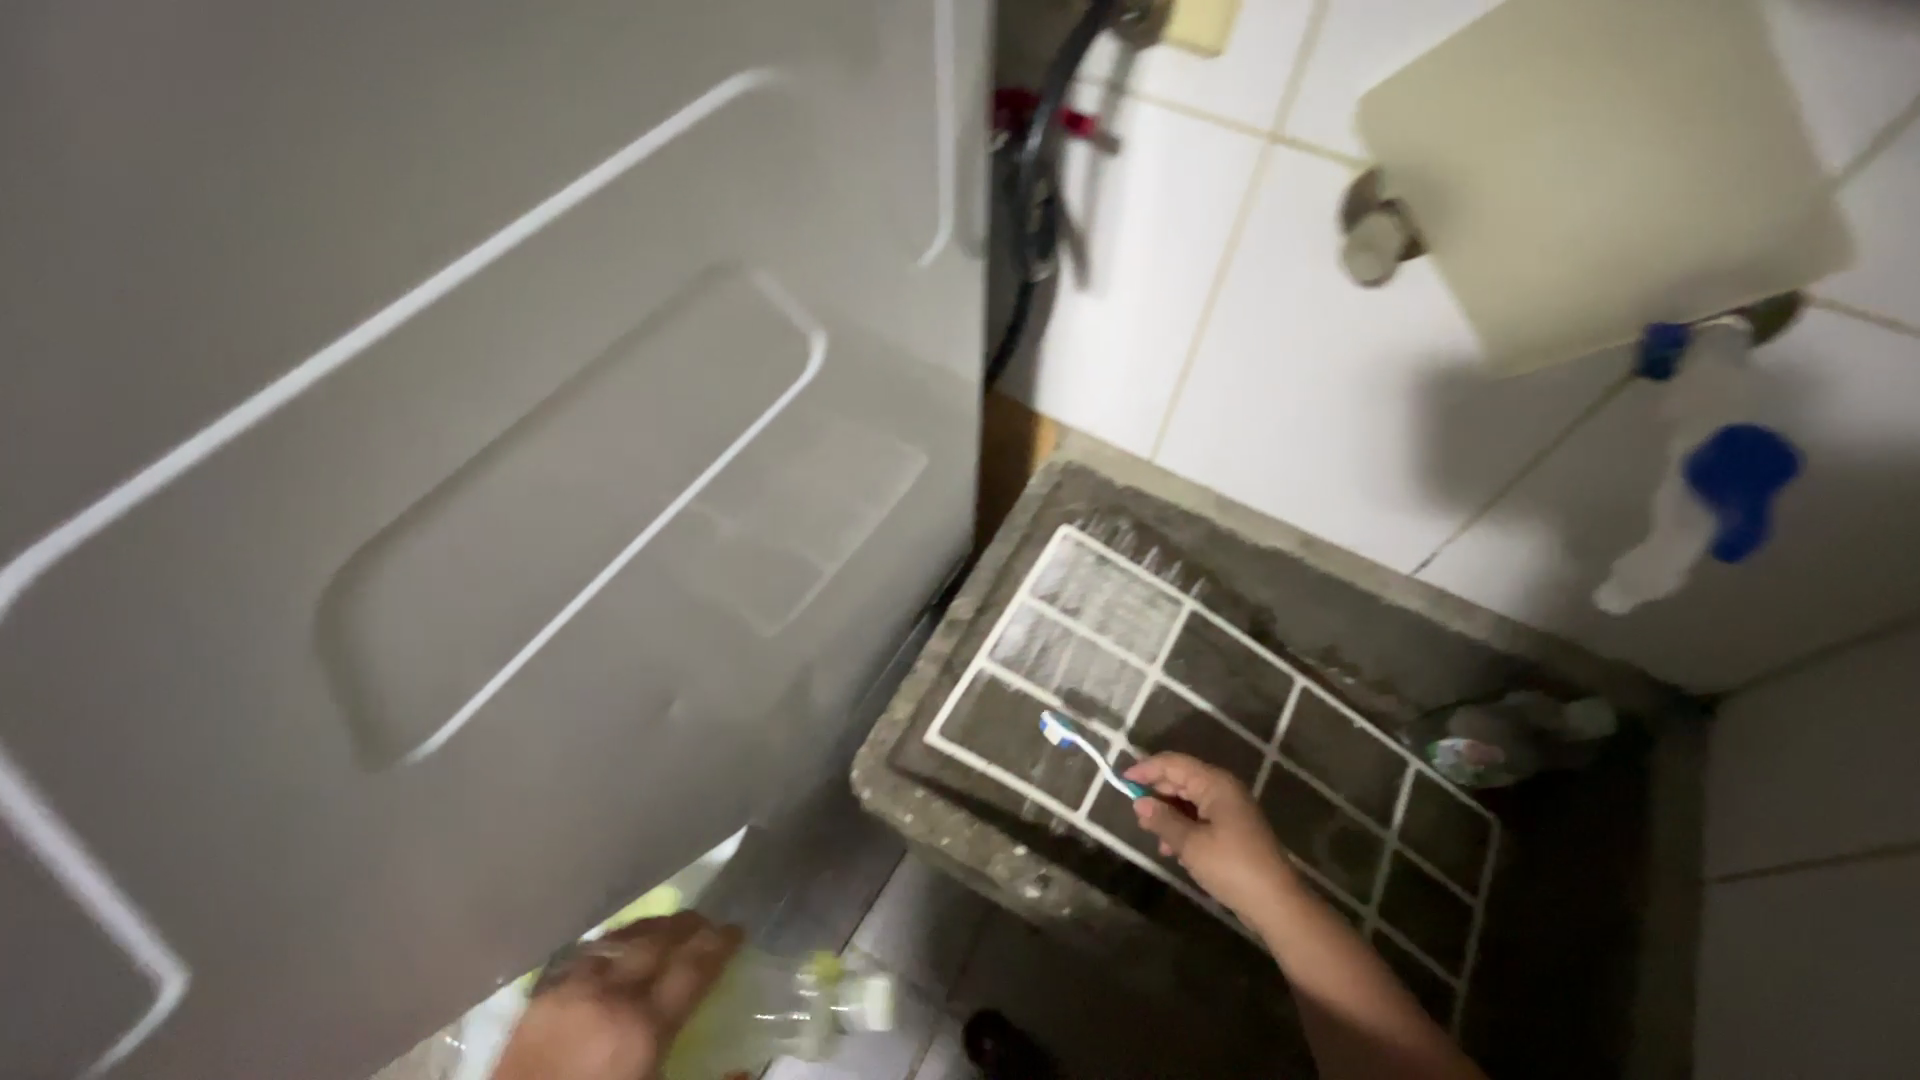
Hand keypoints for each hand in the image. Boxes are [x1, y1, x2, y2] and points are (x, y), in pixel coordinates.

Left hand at [492, 911, 743, 1079]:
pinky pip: (583, 956)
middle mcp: (609, 996)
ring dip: (648, 929)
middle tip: (707, 921)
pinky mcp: (537, 1002)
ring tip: (667, 926)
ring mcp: (569, 993)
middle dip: (687, 926)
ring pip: (618, 941)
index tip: (737, 930)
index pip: (693, 968)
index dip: (719, 945)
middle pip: (656, 943)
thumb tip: (745, 1069)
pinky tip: (615, 949)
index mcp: (644, 1028)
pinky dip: (609, 945)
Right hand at [1126, 752, 1297, 919]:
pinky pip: (1200, 817)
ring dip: (1168, 813)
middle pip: (1182, 779)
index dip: (1146, 769)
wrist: (1275, 902)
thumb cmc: (1231, 866)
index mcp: (1215, 784)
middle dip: (1157, 793)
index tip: (1121, 780)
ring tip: (1151, 834)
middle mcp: (1224, 790)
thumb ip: (1163, 820)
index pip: (1174, 763)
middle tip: (1136, 812)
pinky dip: (1183, 827)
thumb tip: (1140, 803)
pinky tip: (1172, 849)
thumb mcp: (1190, 844)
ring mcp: (1230, 810)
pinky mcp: (1233, 829)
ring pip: (1189, 800)